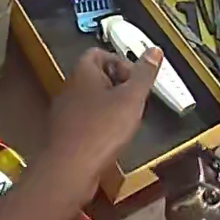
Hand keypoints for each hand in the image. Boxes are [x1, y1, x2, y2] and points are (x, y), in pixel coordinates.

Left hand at [44, 48, 159, 189]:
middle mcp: (70, 88)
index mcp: (83, 73)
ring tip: (125, 121)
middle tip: (134, 99)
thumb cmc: (100, 130)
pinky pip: (85, 121)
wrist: (70, 168)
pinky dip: (100, 125)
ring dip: (109, 107)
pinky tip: (110, 139)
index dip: (121, 62)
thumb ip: (144, 74)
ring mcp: (64, 111)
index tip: (137, 78)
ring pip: (90, 100)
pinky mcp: (65, 133)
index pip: (99, 53)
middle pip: (95, 76)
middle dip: (118, 86)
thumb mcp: (131, 98)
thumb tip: (154, 51)